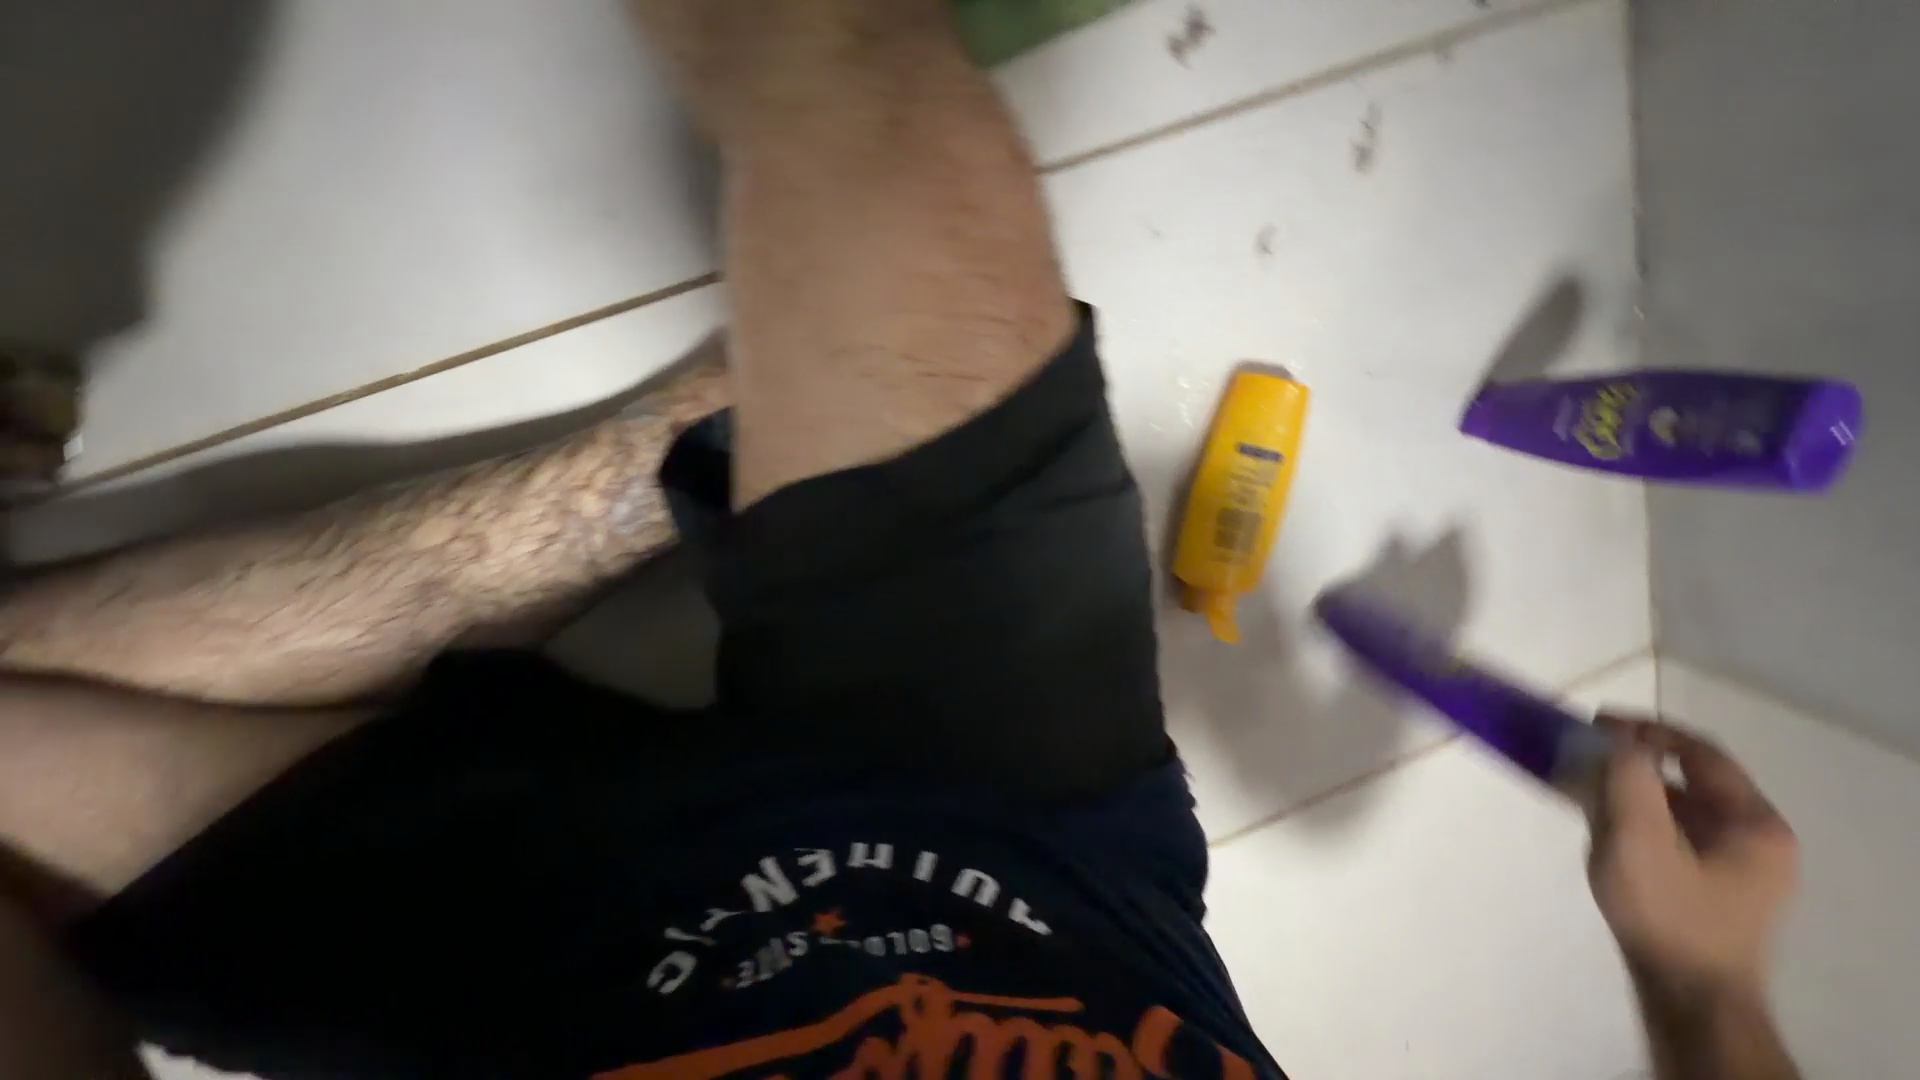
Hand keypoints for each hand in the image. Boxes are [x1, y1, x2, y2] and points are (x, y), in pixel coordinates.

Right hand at [1586, 715, 1798, 998]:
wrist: (1687, 993)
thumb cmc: (1668, 912)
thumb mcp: (1639, 839)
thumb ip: (1628, 781)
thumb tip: (1618, 741)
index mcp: (1753, 823)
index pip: (1700, 753)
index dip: (1646, 730)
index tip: (1594, 722)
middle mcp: (1752, 837)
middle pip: (1687, 777)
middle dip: (1629, 758)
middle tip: (1579, 749)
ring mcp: (1732, 863)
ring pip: (1674, 804)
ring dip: (1625, 786)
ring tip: (1576, 781)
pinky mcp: (1706, 882)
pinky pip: (1667, 829)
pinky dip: (1630, 813)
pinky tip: (1595, 817)